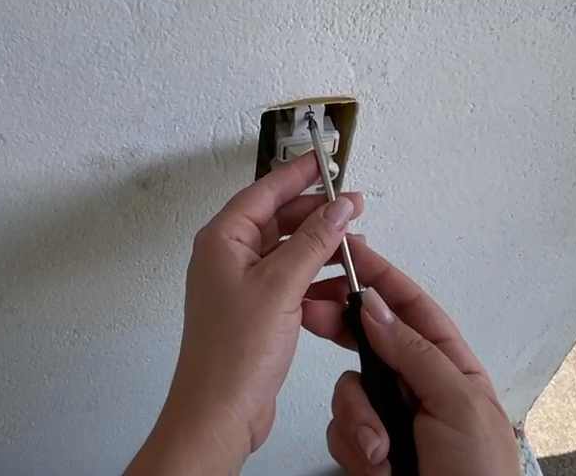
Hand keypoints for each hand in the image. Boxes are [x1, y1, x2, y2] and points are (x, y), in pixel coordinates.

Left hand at [125, 152, 362, 475]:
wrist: (219, 414)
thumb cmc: (233, 353)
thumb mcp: (281, 286)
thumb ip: (314, 242)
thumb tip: (339, 207)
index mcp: (224, 238)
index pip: (265, 190)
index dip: (297, 173)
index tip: (324, 160)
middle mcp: (230, 255)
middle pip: (279, 219)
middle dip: (317, 214)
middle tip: (353, 207)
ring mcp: (243, 283)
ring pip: (289, 251)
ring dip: (321, 249)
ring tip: (356, 246)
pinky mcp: (257, 309)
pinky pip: (291, 280)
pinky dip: (316, 281)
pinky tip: (342, 286)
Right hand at [302, 239, 520, 475]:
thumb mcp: (459, 406)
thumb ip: (414, 351)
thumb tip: (374, 304)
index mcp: (448, 364)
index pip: (408, 305)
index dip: (378, 275)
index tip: (346, 251)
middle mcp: (416, 384)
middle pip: (368, 336)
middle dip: (340, 327)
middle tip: (312, 313)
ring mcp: (390, 416)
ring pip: (348, 385)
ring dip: (358, 416)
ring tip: (381, 449)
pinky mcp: (368, 448)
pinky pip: (340, 426)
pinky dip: (353, 445)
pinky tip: (377, 466)